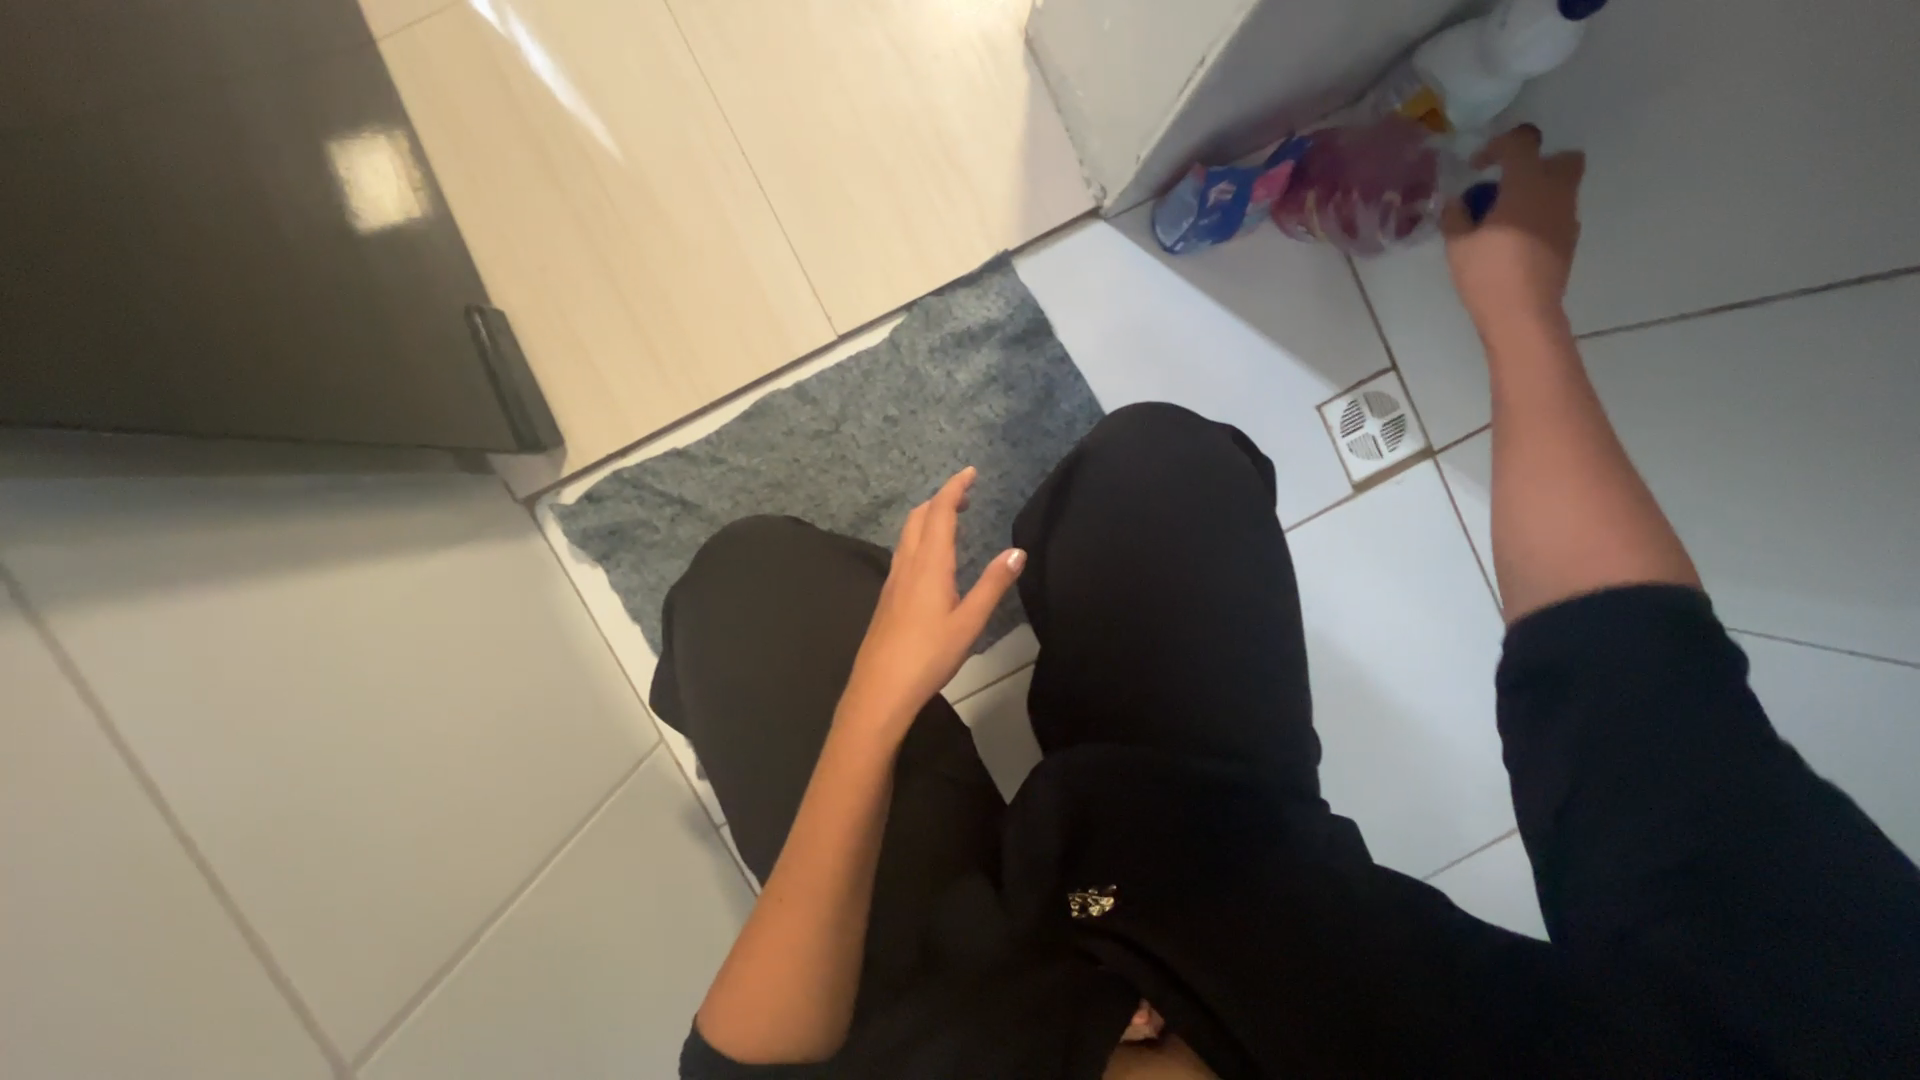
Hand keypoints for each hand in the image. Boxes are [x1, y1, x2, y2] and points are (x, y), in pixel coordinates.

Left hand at [834, 467, 1024, 743]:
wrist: (880, 688)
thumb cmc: (929, 655)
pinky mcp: (887, 597)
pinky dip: (919, 538)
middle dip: (940, 499)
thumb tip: (1017, 550)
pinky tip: (929, 558)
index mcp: (930, 564)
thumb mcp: (970, 622)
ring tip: (950, 518)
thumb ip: (994, 584)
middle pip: (919, 517)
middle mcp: (907, 565)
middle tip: (965, 494)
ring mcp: (893, 581)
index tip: (970, 472)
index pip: (940, 512)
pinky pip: (903, 552)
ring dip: (927, 517)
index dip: (954, 488)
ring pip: (907, 534)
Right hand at [1442, 124, 1585, 333]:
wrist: (1522, 313)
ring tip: (1504, 219)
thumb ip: (1456, 216)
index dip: (1497, 146)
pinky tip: (1514, 241)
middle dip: (1536, 165)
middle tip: (1507, 187)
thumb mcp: (1457, 244)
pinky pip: (1557, 214)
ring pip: (1561, 187)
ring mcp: (1567, 216)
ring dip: (1536, 192)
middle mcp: (1556, 192)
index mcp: (1527, 185)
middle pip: (1561, 159)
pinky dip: (1539, 216)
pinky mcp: (1568, 240)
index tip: (1477, 166)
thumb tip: (1457, 202)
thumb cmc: (1487, 274)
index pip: (1521, 144)